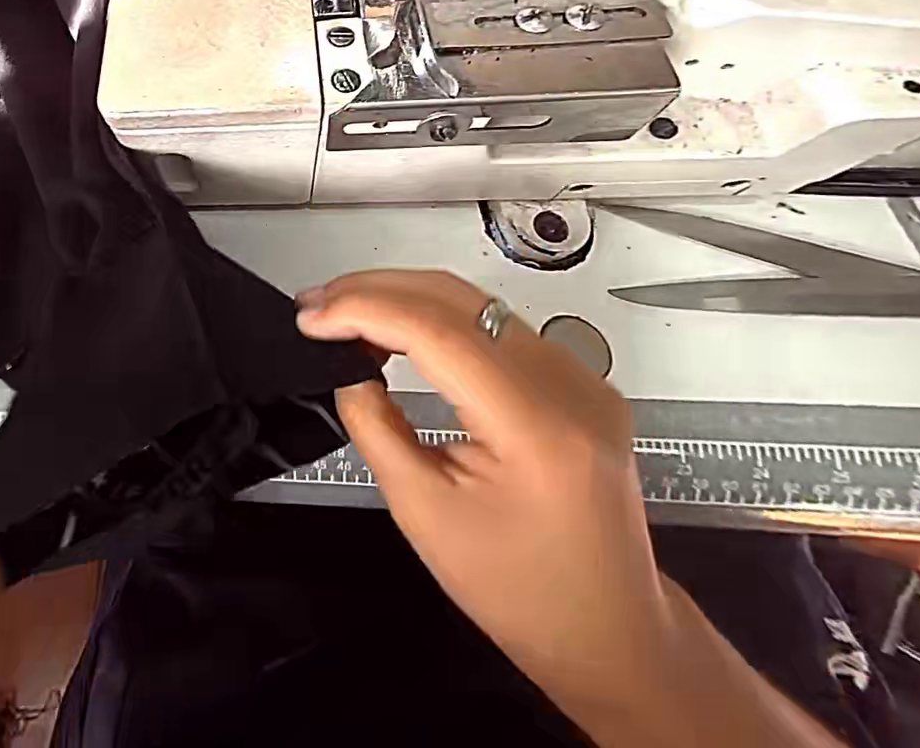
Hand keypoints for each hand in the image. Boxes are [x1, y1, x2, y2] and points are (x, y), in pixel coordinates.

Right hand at [297, 271, 840, 747]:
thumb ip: (375, 425)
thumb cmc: (514, 590)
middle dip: (376, 290)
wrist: (608, 628)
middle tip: (316, 304)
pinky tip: (399, 329)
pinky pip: (496, 326)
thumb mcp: (423, 512)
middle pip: (457, 298)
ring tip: (345, 312)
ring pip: (476, 301)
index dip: (364, 310)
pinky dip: (437, 317)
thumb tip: (346, 364)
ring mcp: (580, 373)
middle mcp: (569, 382)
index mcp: (535, 424)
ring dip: (404, 297)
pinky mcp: (577, 376)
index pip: (437, 330)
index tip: (310, 316)